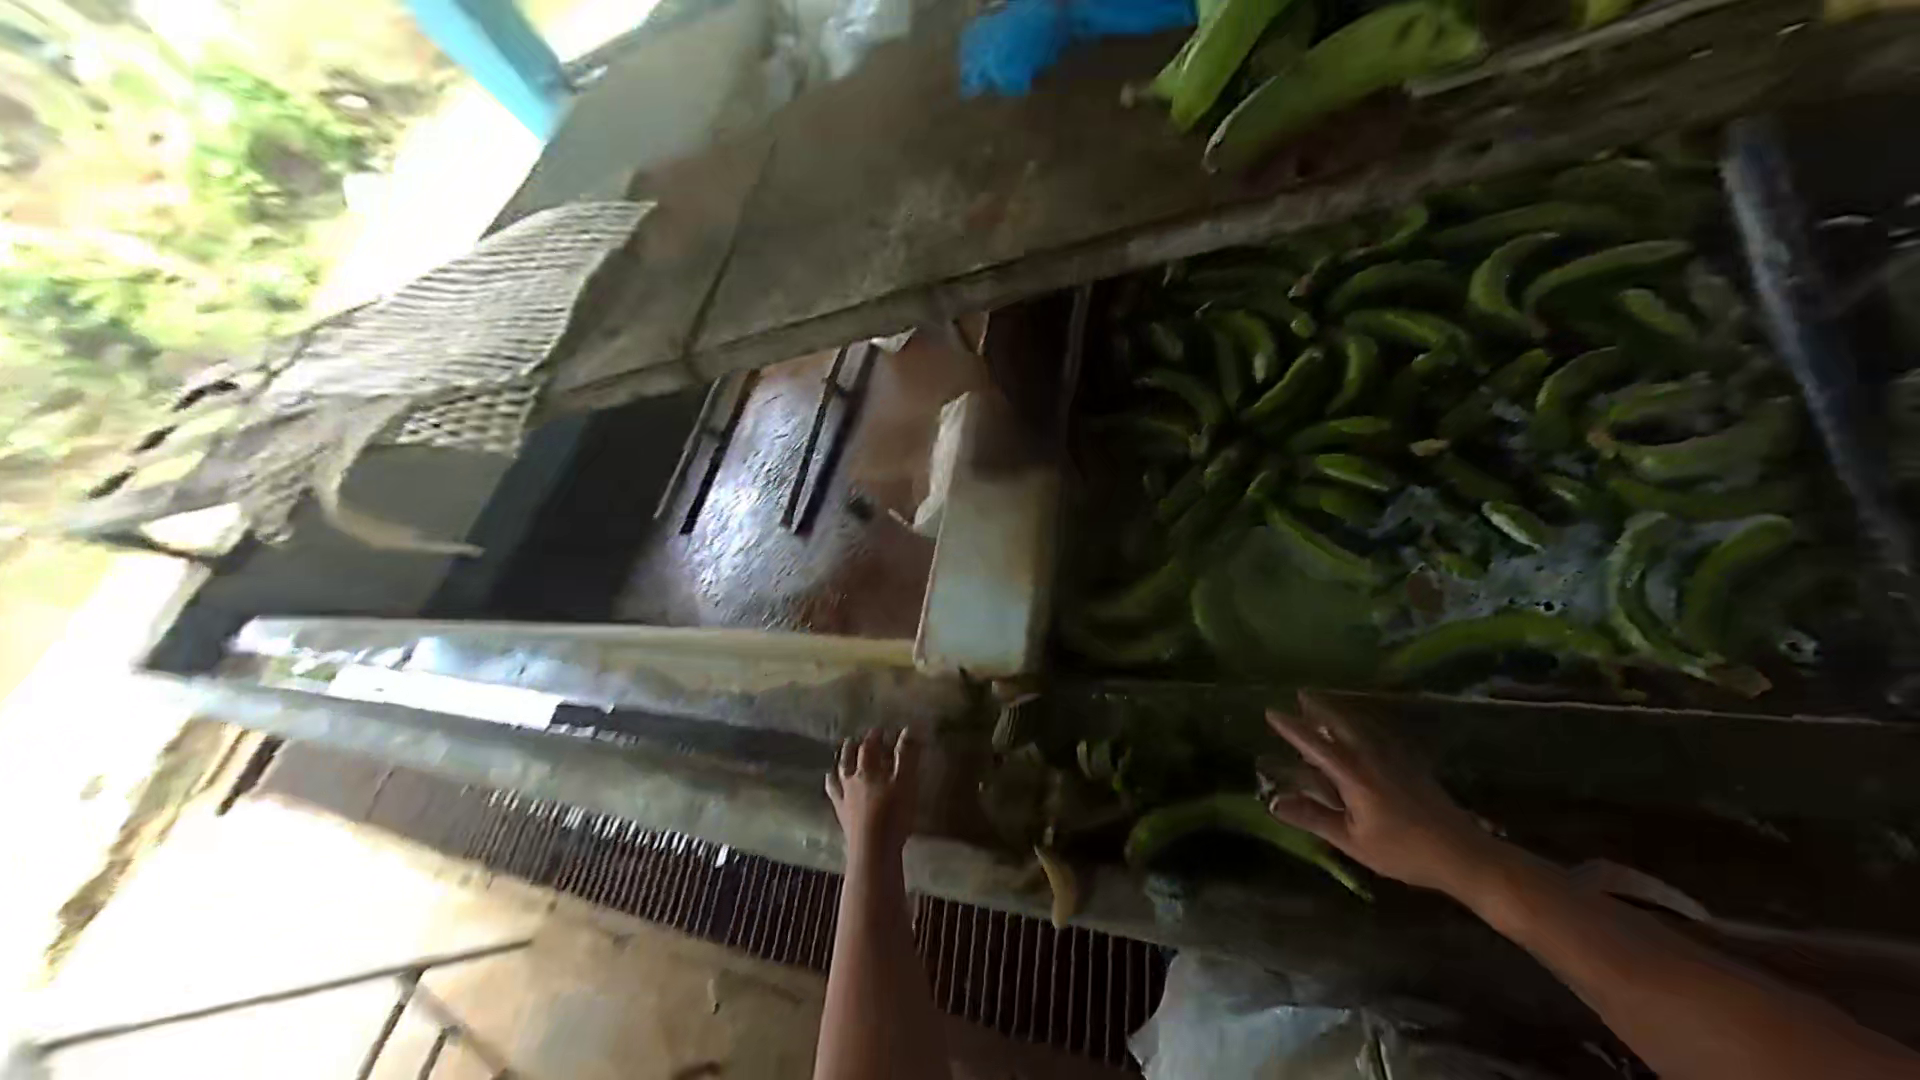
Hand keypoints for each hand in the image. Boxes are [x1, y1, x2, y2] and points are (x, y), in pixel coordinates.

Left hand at [827, 728, 920, 863]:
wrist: (872, 850)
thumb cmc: (893, 815)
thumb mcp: (906, 782)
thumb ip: (907, 755)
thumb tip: (908, 728)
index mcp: (868, 770)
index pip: (869, 747)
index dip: (874, 736)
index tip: (880, 729)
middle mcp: (852, 780)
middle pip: (850, 758)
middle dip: (854, 746)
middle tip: (855, 738)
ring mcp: (844, 798)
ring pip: (838, 773)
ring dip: (840, 762)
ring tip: (841, 756)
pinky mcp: (841, 815)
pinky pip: (833, 795)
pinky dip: (831, 784)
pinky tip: (831, 783)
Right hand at [1264, 693, 1501, 893]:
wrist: (1465, 856)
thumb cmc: (1404, 852)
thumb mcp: (1353, 841)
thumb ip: (1314, 818)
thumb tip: (1275, 802)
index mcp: (1354, 775)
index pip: (1314, 744)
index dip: (1291, 727)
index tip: (1271, 712)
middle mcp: (1372, 758)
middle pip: (1342, 723)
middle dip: (1320, 707)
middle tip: (1302, 694)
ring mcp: (1395, 758)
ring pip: (1362, 725)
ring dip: (1342, 712)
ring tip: (1327, 706)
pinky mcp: (1412, 765)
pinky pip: (1381, 733)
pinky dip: (1364, 724)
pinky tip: (1364, 729)